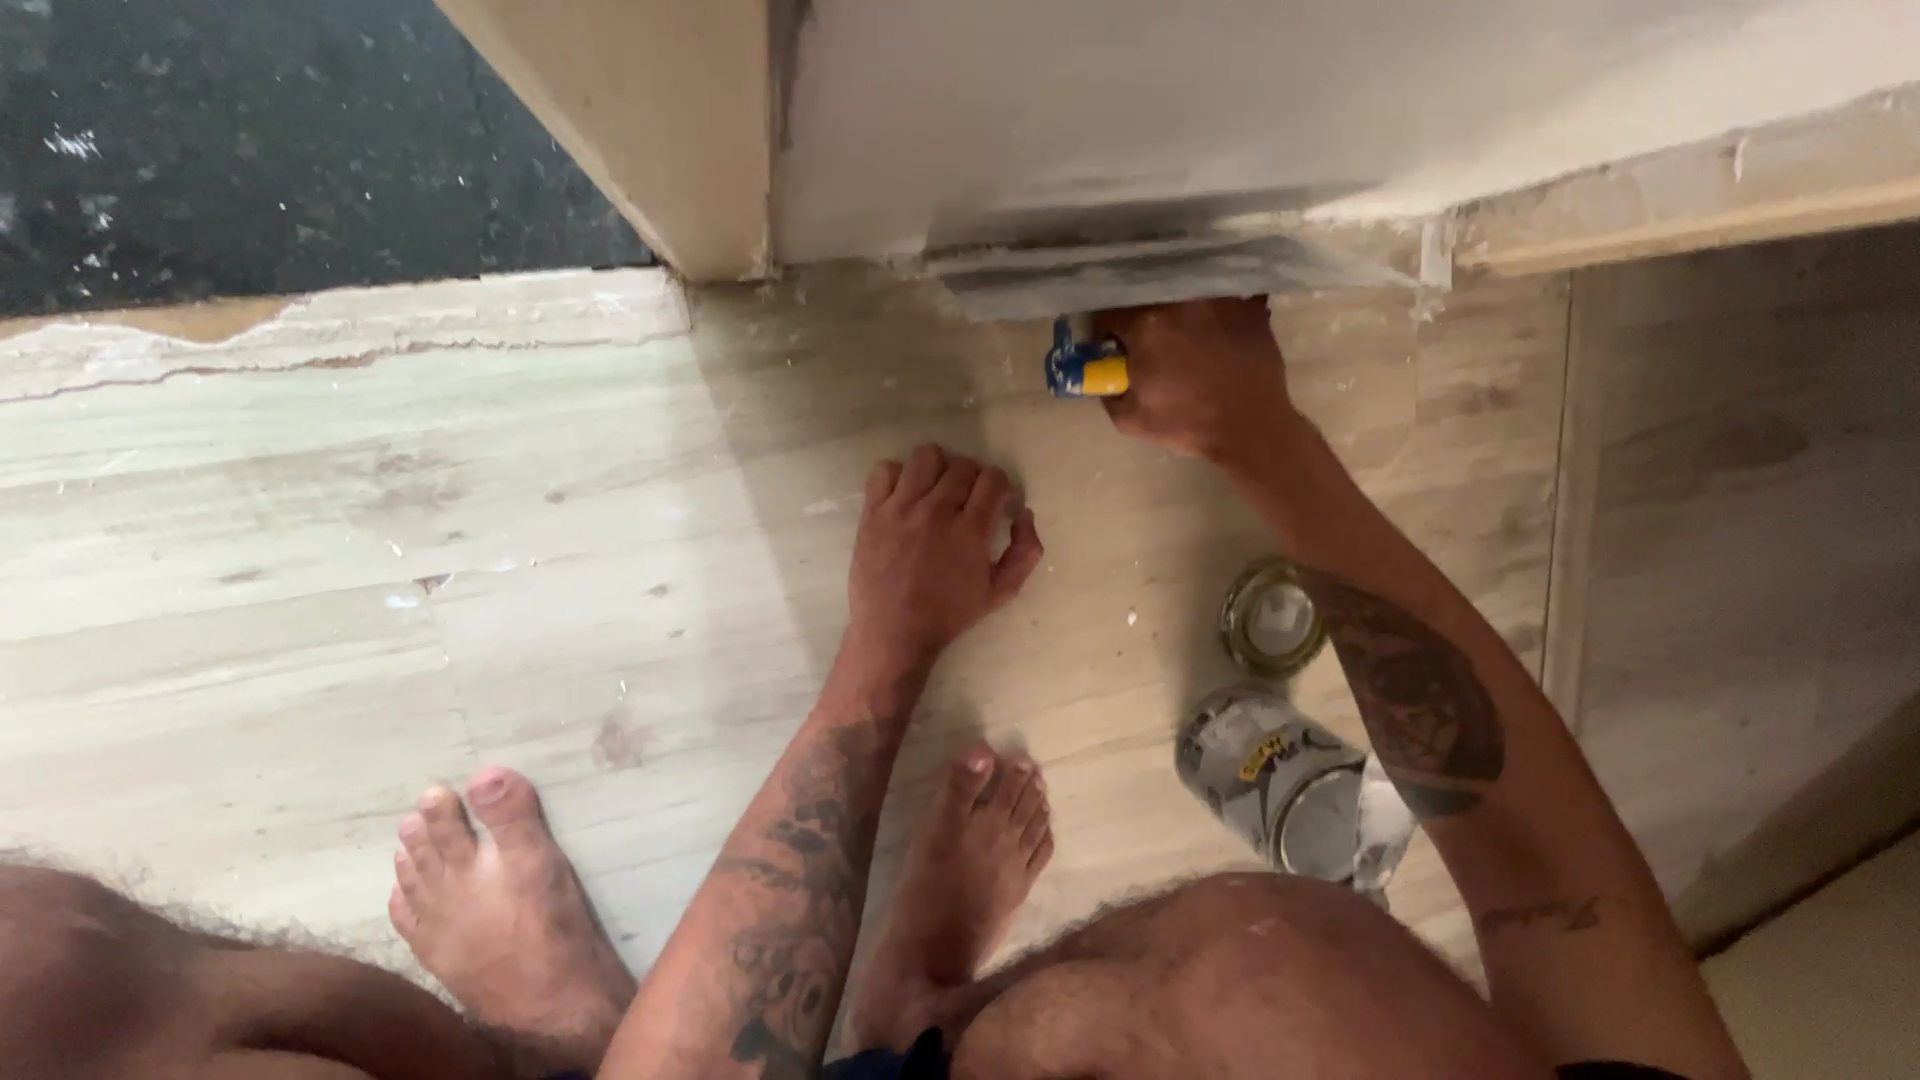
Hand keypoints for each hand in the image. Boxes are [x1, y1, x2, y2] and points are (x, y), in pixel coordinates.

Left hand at [846, 445, 1043, 664]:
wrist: (893, 632)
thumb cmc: (948, 615)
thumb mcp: (1000, 593)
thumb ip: (1024, 552)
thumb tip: (1024, 514)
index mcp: (970, 531)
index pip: (993, 478)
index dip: (1000, 486)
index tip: (995, 501)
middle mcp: (936, 512)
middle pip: (962, 466)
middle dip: (972, 479)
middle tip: (967, 501)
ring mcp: (901, 509)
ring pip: (926, 457)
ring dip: (938, 469)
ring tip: (935, 491)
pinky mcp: (873, 512)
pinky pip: (885, 471)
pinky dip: (898, 477)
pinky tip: (904, 497)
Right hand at [1093, 297, 1296, 463]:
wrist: (1251, 427)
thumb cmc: (1188, 425)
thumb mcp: (1129, 420)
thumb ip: (1108, 392)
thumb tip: (1106, 376)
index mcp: (1146, 325)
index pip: (1109, 314)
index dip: (1106, 334)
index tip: (1113, 349)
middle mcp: (1180, 301)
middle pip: (1148, 300)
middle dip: (1141, 321)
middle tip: (1149, 346)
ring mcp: (1218, 299)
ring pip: (1185, 297)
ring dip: (1178, 315)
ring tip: (1186, 340)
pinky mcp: (1249, 306)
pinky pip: (1221, 301)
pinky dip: (1213, 315)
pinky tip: (1217, 336)